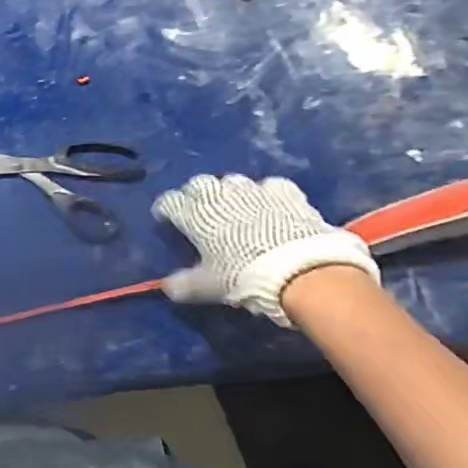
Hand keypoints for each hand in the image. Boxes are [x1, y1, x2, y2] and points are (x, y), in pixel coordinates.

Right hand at [151, 174, 379, 327]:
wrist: (302, 271)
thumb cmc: (243, 275)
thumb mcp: (207, 285)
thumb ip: (183, 283)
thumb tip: (168, 286)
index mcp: (195, 216)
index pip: (169, 202)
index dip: (165, 209)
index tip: (166, 219)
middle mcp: (220, 198)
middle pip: (199, 183)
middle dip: (195, 193)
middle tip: (199, 209)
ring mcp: (255, 193)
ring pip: (233, 180)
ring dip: (229, 191)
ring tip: (234, 206)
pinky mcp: (287, 194)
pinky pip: (271, 186)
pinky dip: (267, 193)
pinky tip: (270, 205)